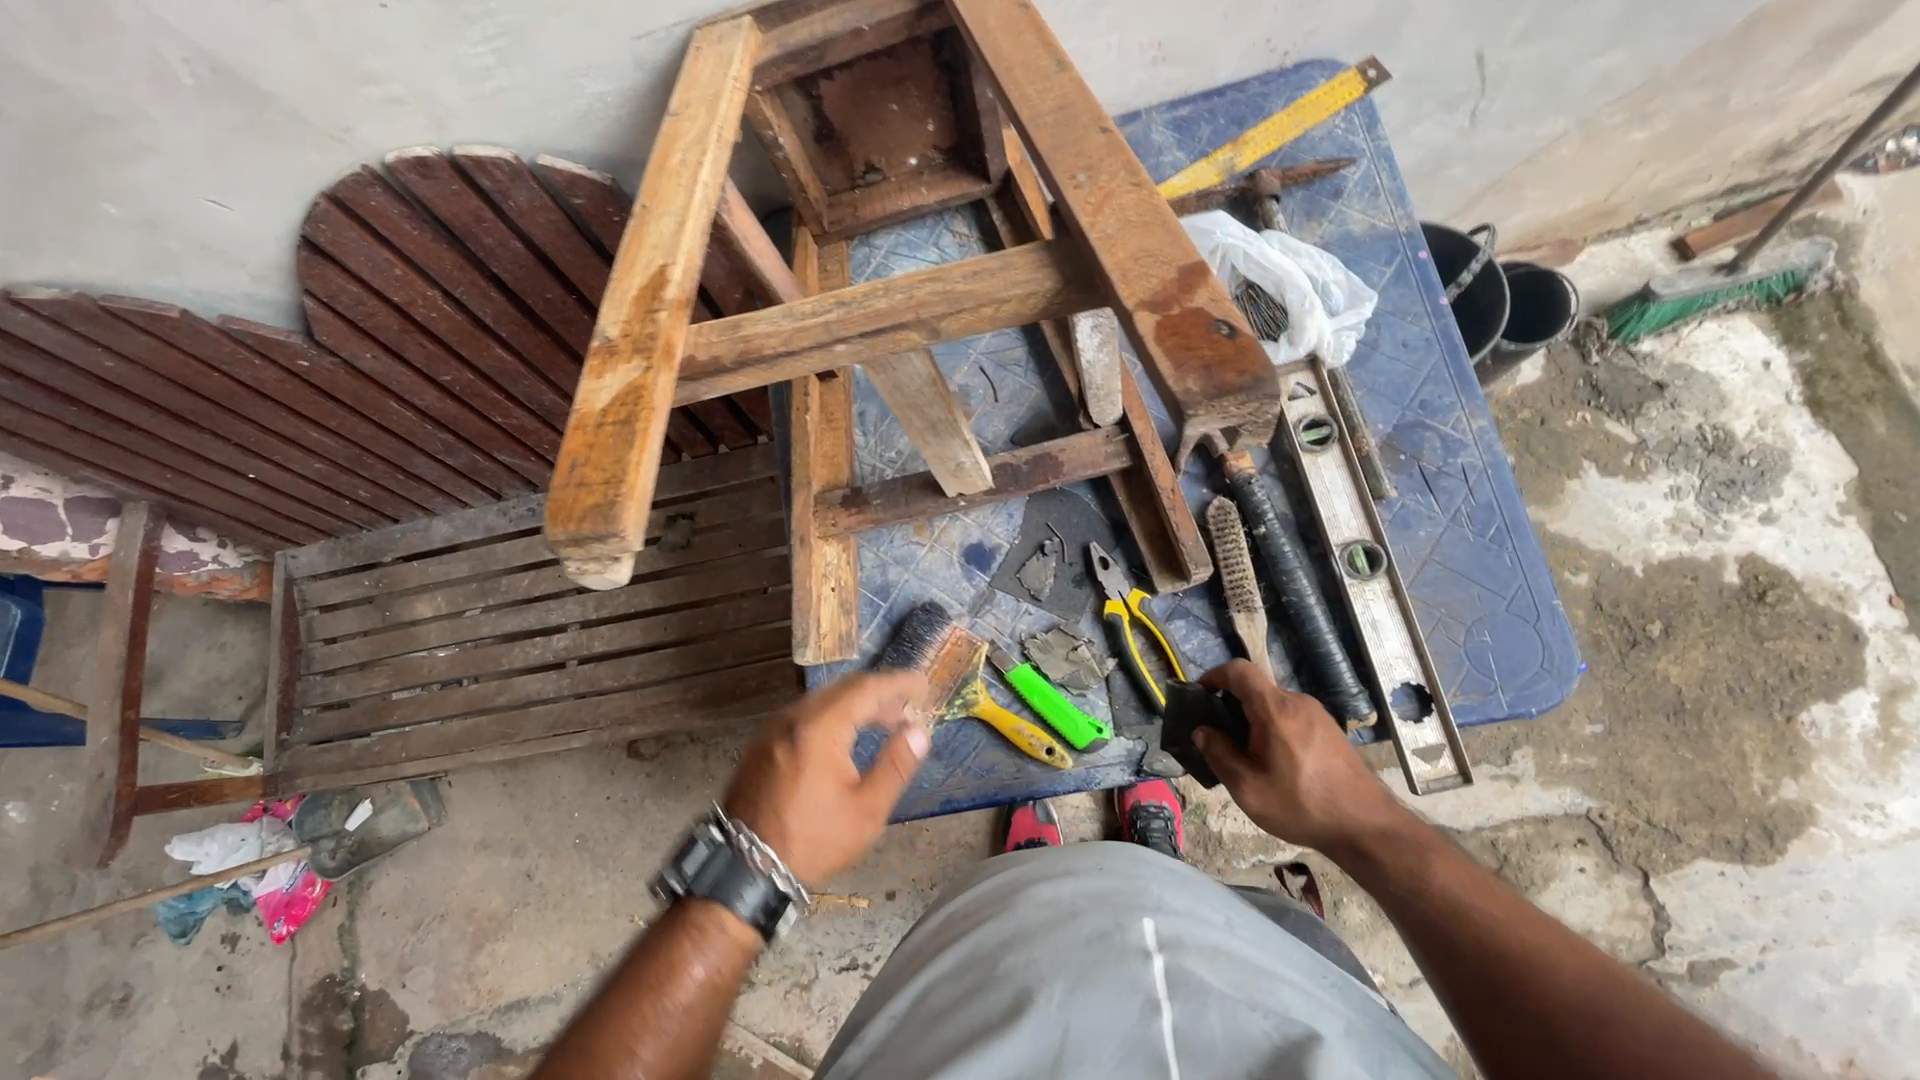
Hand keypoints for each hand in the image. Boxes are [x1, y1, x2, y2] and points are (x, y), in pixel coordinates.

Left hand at [723, 671, 931, 886]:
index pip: (866, 689)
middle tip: (906, 704)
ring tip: (881, 722)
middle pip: (842, 689)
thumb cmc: (813, 840)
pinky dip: (831, 717)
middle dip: (878, 692)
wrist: (744, 868)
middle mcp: (793, 718)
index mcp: (820, 727)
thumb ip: (895, 766)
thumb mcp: (866, 810)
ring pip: (821, 701)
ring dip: (854, 705)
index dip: (897, 683)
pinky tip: (843, 739)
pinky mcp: (762, 745)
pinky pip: (804, 717)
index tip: (921, 684)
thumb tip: (918, 732)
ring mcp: (772, 730)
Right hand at [1193, 661, 1411, 856]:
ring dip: (1253, 720)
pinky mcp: (1330, 729)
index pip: (1240, 670)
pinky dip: (1274, 728)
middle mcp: (1298, 703)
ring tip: (1247, 756)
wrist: (1365, 826)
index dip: (1215, 675)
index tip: (1201, 695)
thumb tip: (1202, 732)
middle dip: (1232, 706)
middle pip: (1256, 688)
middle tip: (1220, 738)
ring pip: (1274, 704)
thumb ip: (1219, 754)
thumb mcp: (1247, 788)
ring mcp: (1318, 715)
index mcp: (1276, 710)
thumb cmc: (1301, 806)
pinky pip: (1291, 717)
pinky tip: (1276, 763)